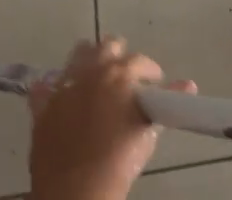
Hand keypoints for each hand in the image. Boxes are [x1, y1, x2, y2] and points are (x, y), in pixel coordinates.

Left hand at [27, 36, 195, 199]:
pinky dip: (52, 88)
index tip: (155, 84)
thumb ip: (165, 102)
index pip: (140, 61)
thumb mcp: (148, 130)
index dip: (150, 72)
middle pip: (107, 47)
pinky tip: (61, 94)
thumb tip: (188, 85)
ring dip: (88, 61)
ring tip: (95, 76)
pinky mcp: (42, 111)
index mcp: (120, 75)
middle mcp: (92, 74)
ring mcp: (64, 91)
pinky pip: (43, 89)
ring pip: (75, 57)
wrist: (77, 191)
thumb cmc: (120, 159)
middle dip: (119, 55)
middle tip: (125, 75)